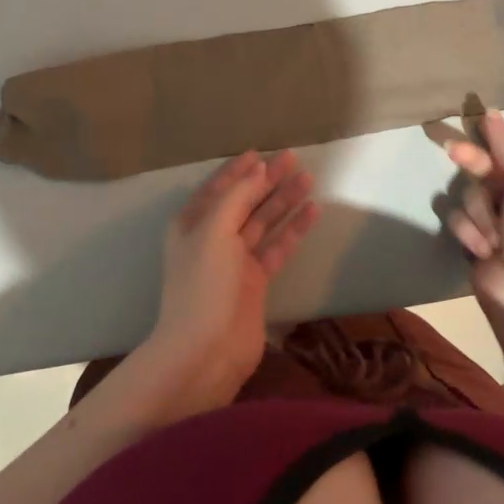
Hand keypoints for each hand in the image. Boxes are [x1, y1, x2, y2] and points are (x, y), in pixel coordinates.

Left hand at [147, 150, 318, 403]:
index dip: (238, 169)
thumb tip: (257, 169)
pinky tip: (312, 212)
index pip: (218, 187)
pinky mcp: (255, 282)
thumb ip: (236, 197)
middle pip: (243, 201)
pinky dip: (293, 230)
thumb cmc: (202, 285)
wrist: (205, 351)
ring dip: (284, 201)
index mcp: (192, 224)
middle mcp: (212, 238)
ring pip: (263, 222)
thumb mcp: (213, 231)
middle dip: (266, 180)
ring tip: (309, 179)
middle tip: (294, 158)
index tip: (260, 151)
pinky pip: (277, 248)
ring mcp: (235, 262)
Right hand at [442, 110, 503, 328]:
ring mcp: (497, 226)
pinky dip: (469, 234)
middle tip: (450, 149)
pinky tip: (483, 251)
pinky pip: (459, 221)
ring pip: (468, 197)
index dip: (489, 145)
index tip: (470, 126)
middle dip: (472, 167)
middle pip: (485, 173)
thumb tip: (491, 111)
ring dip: (478, 214)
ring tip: (493, 238)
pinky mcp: (475, 244)